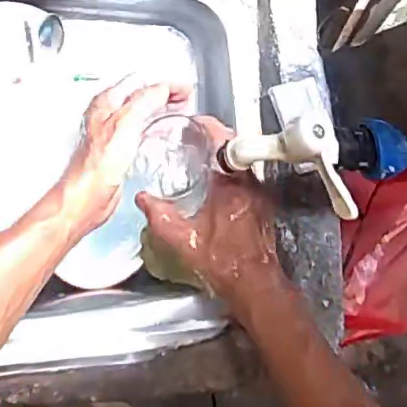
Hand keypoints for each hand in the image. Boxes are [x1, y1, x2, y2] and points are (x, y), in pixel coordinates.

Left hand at [48, 77, 186, 234]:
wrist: (87, 197)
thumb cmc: (97, 164)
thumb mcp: (126, 123)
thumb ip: (145, 100)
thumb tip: (163, 88)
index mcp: (107, 102)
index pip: (141, 81)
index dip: (165, 83)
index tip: (184, 89)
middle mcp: (108, 114)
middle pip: (142, 94)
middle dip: (165, 93)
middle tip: (185, 97)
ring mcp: (113, 132)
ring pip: (142, 111)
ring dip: (162, 108)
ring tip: (180, 109)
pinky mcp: (118, 150)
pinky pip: (141, 130)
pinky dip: (155, 125)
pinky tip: (164, 132)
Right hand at [136, 117, 282, 305]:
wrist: (254, 284)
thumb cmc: (223, 263)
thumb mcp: (184, 240)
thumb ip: (161, 217)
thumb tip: (142, 198)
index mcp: (230, 183)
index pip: (223, 139)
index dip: (209, 126)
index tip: (196, 121)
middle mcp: (248, 181)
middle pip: (234, 144)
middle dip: (215, 136)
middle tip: (196, 135)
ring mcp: (259, 190)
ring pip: (241, 158)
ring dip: (224, 152)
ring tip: (203, 152)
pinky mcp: (263, 200)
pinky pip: (247, 172)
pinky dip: (232, 168)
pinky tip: (217, 178)